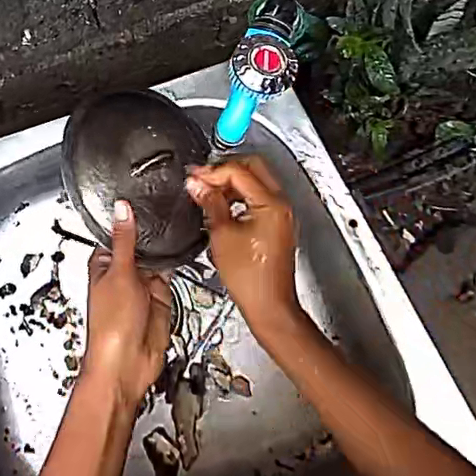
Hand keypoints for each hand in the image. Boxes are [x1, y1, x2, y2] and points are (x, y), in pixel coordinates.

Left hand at [81, 199, 172, 405]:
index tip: (142, 194)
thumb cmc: (111, 325)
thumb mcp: (119, 273)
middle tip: (167, 205)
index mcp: (104, 262)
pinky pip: (170, 274)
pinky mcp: (160, 296)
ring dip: (164, 248)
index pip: (118, 231)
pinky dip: (176, 265)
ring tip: (177, 221)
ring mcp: (142, 283)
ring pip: (157, 257)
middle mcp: (123, 270)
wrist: (129, 365)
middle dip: (151, 233)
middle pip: (140, 243)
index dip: (129, 216)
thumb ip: (125, 239)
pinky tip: (182, 248)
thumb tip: (121, 208)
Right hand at [186, 157, 300, 330]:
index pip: (238, 171)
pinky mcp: (277, 224)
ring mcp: (281, 214)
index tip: (194, 177)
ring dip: (231, 181)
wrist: (269, 308)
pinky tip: (222, 205)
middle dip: (224, 169)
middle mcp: (281, 205)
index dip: (212, 172)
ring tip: (208, 191)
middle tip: (202, 177)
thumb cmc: (251, 279)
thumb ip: (209, 202)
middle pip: (252, 167)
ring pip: (256, 179)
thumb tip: (196, 183)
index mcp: (270, 204)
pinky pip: (259, 196)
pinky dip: (240, 194)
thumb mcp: (222, 234)